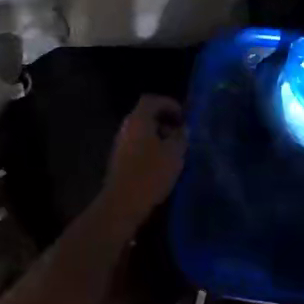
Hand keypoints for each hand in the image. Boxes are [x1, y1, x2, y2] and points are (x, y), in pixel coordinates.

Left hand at [100, 95, 187, 219]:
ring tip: (175, 150)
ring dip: (159, 136)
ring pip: (142, 132)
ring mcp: (120, 145)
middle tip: (181, 133)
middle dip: (165, 121)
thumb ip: (181, 137)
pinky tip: (163, 163)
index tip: (183, 116)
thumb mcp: (174, 154)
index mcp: (138, 120)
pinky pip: (138, 145)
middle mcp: (126, 128)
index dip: (169, 104)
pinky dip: (151, 148)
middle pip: (146, 115)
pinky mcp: (120, 160)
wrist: (122, 204)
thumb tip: (183, 129)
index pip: (151, 100)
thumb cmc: (150, 174)